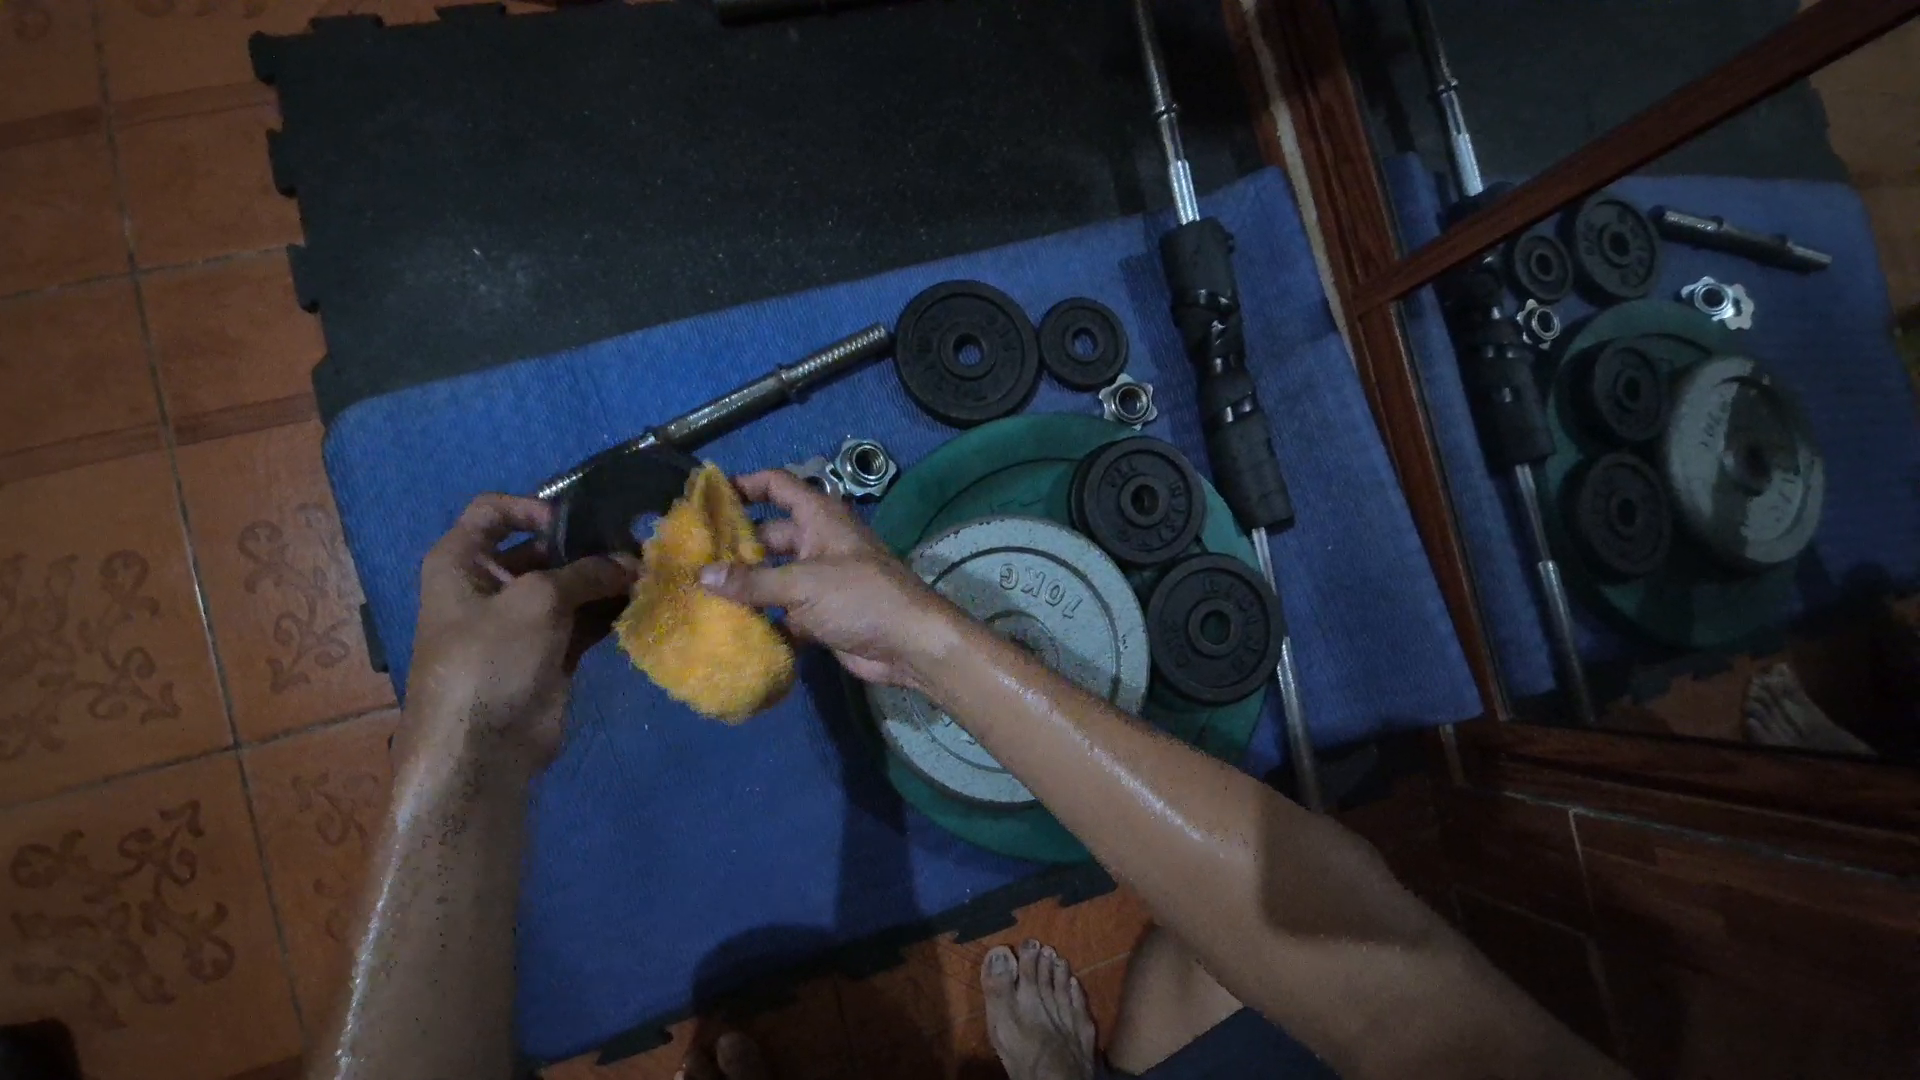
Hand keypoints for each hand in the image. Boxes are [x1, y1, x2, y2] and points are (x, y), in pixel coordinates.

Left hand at [404, 494, 635, 769]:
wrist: (483, 747)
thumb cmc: (492, 658)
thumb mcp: (537, 599)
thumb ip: (588, 571)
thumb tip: (633, 562)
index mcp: (462, 562)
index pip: (494, 511)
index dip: (534, 507)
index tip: (578, 521)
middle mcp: (490, 585)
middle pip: (543, 549)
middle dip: (588, 547)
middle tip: (637, 547)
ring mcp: (522, 621)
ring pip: (571, 586)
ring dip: (607, 580)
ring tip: (649, 574)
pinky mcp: (551, 650)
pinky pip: (585, 619)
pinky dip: (610, 611)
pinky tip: (643, 603)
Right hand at [699, 470, 960, 690]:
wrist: (909, 644)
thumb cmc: (861, 597)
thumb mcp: (803, 584)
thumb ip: (753, 582)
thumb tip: (703, 575)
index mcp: (819, 518)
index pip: (778, 486)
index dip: (746, 485)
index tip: (707, 497)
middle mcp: (818, 543)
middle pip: (768, 536)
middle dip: (734, 547)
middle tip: (688, 560)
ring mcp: (820, 581)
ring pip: (773, 578)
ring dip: (744, 588)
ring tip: (696, 596)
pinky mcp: (821, 616)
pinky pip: (783, 613)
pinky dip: (762, 621)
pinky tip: (728, 630)